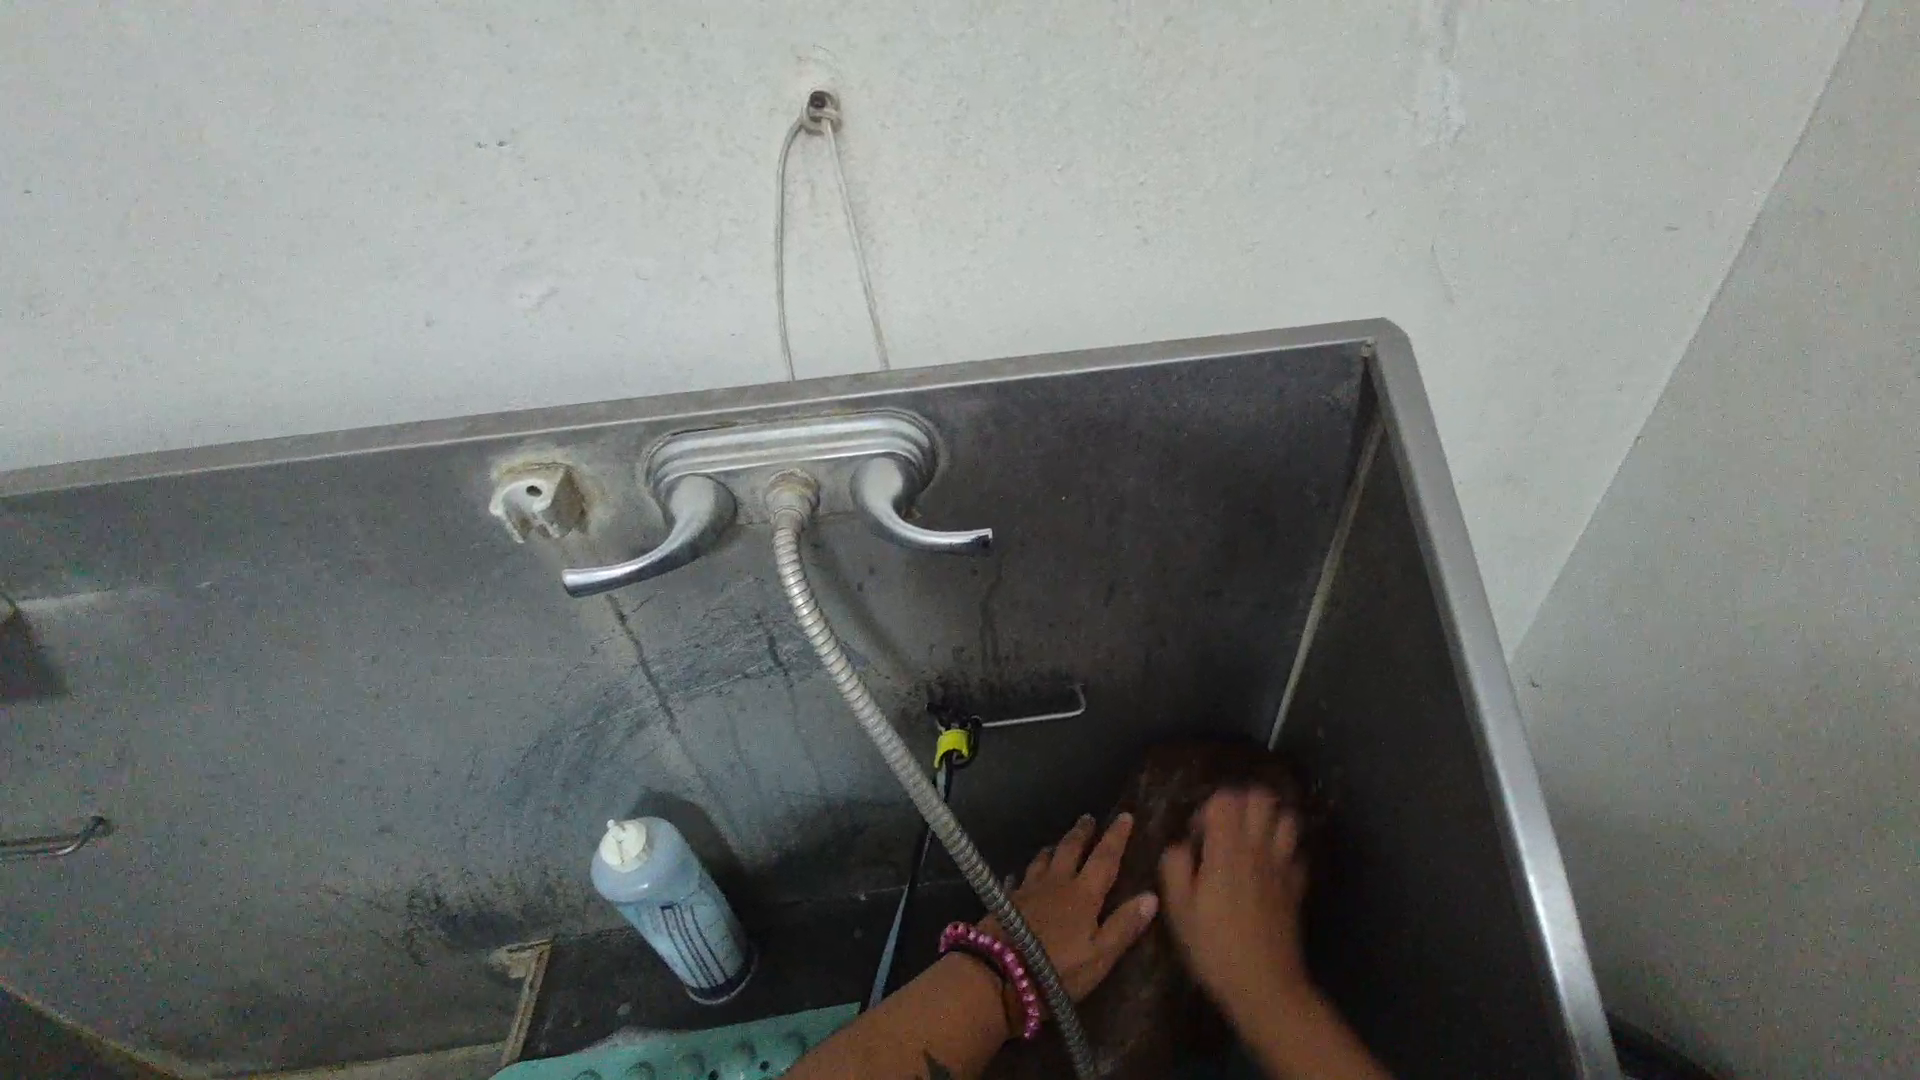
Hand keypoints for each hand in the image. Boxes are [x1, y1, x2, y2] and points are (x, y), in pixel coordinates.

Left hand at [984, 812, 1159, 1003]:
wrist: (999, 972)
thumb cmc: (1057, 969)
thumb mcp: (1099, 956)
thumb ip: (1124, 926)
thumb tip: (1151, 895)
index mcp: (1083, 894)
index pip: (1104, 858)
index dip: (1116, 837)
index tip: (1125, 815)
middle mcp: (1055, 883)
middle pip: (1069, 849)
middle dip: (1081, 833)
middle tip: (1087, 817)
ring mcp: (1027, 889)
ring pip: (1041, 860)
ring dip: (1052, 848)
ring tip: (1056, 843)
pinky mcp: (1006, 901)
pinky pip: (1017, 880)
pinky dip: (1022, 874)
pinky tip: (1018, 876)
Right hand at [1158, 789, 1311, 1021]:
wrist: (1265, 987)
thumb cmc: (1214, 947)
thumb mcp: (1178, 909)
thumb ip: (1175, 867)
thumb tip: (1180, 846)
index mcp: (1226, 851)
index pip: (1225, 799)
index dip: (1209, 806)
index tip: (1198, 832)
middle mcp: (1258, 851)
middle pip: (1261, 799)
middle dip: (1242, 802)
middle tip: (1226, 826)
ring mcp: (1283, 867)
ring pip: (1286, 820)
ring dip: (1269, 820)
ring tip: (1251, 838)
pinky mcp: (1298, 887)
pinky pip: (1297, 854)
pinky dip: (1285, 852)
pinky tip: (1271, 868)